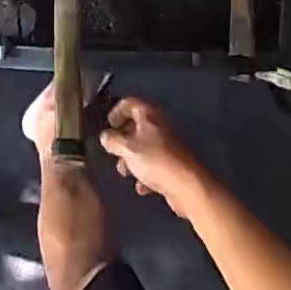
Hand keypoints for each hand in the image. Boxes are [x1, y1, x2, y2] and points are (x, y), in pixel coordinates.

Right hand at [100, 97, 208, 217]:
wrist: (185, 185)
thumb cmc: (155, 160)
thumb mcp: (128, 149)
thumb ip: (113, 141)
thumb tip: (105, 135)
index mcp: (149, 115)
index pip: (130, 103)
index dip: (116, 111)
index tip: (107, 126)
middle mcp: (159, 126)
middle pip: (135, 126)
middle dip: (122, 140)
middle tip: (114, 153)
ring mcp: (166, 145)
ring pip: (142, 147)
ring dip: (132, 160)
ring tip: (127, 172)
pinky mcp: (171, 163)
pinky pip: (152, 165)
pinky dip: (145, 174)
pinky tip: (142, 186)